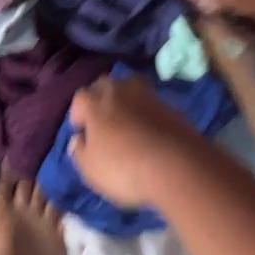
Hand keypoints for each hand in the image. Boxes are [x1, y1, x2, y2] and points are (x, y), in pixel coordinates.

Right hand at [67, 76, 211, 208]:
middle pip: (104, 85)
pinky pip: (152, 104)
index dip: (78, 113)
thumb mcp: (91, 169)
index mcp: (94, 103)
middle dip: (100, 97)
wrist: (177, 166)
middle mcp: (118, 92)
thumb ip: (79, 152)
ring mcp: (147, 96)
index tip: (81, 130)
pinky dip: (148, 112)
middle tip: (102, 118)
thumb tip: (77, 139)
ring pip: (130, 87)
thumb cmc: (124, 168)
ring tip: (126, 117)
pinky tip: (150, 128)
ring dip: (125, 98)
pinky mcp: (171, 107)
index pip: (80, 98)